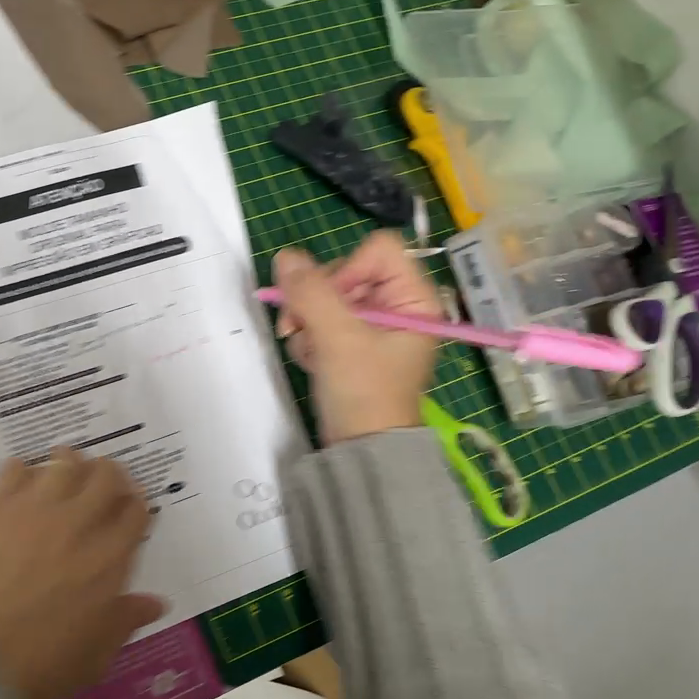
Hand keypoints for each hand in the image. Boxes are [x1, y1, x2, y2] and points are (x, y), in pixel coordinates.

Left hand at [0, 448, 163, 698]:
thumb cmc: (38, 667)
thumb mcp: (94, 656)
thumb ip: (124, 620)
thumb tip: (155, 601)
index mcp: (110, 559)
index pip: (136, 510)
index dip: (133, 505)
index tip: (124, 509)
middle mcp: (78, 523)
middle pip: (105, 475)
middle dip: (106, 476)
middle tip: (96, 484)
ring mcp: (32, 508)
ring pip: (62, 462)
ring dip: (67, 464)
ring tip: (60, 472)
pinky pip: (13, 467)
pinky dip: (21, 470)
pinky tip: (18, 483)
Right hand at [272, 231, 439, 443]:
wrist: (362, 447)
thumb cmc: (364, 392)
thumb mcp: (338, 339)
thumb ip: (311, 293)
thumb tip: (285, 256)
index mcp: (413, 298)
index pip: (376, 252)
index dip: (345, 270)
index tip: (326, 302)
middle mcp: (396, 306)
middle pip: (345, 273)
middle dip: (315, 299)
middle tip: (297, 326)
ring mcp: (372, 326)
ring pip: (327, 298)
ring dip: (307, 321)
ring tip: (308, 349)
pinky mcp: (351, 345)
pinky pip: (321, 321)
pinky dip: (309, 337)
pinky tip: (312, 358)